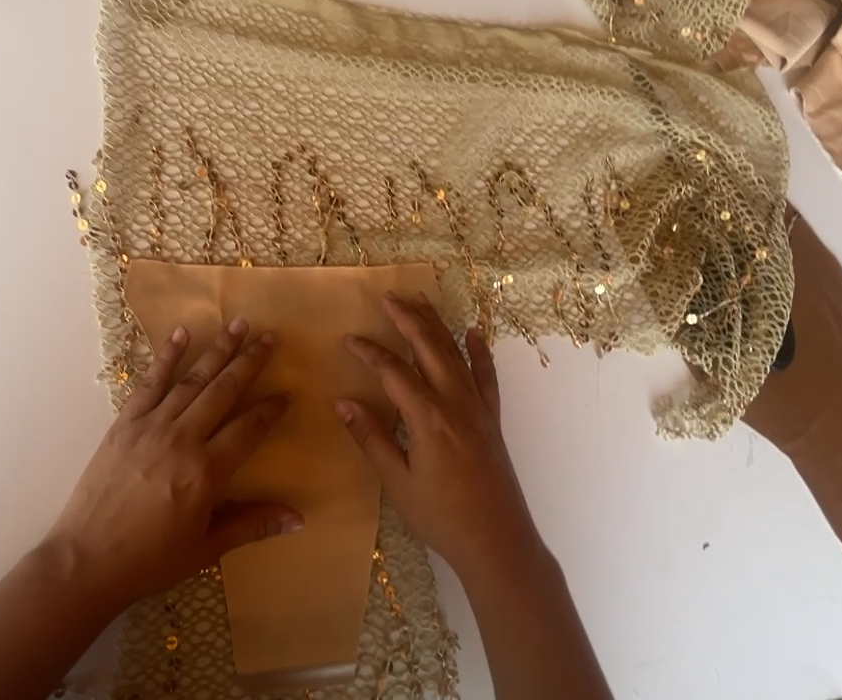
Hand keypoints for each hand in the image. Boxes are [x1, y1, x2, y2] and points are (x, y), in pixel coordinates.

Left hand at [42, 320, 299, 613]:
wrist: (86, 561)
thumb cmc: (150, 560)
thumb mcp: (206, 548)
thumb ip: (251, 524)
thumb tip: (298, 519)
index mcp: (207, 472)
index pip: (249, 430)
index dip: (270, 411)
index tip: (287, 394)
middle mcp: (182, 439)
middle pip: (224, 391)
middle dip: (249, 362)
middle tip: (269, 337)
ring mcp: (151, 426)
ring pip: (192, 379)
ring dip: (217, 350)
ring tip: (238, 325)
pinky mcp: (125, 423)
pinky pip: (150, 382)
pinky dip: (166, 356)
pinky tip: (181, 333)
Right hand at [336, 293, 543, 583]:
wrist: (498, 543)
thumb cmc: (441, 517)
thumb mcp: (398, 482)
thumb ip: (371, 438)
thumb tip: (342, 403)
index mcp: (428, 418)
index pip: (393, 371)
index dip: (370, 352)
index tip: (349, 339)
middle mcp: (455, 403)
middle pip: (429, 348)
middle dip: (407, 319)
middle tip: (387, 298)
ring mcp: (478, 408)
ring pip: (455, 354)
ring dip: (436, 325)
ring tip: (420, 300)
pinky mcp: (493, 419)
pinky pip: (487, 376)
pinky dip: (480, 351)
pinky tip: (473, 332)